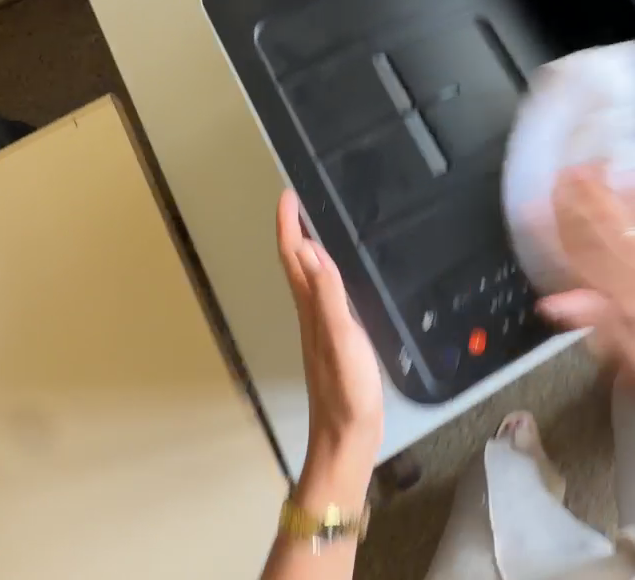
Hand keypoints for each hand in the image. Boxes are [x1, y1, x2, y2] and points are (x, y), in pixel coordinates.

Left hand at [275, 190, 382, 476]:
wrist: (347, 438)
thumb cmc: (346, 391)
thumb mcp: (341, 338)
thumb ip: (328, 296)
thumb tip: (309, 250)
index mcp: (310, 309)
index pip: (293, 258)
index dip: (288, 226)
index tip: (287, 195)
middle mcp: (311, 313)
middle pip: (296, 264)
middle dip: (294, 231)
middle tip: (300, 202)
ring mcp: (321, 327)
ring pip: (308, 278)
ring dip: (306, 251)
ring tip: (314, 227)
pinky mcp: (336, 339)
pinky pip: (324, 294)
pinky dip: (325, 273)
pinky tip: (335, 275)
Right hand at [536, 166, 634, 432]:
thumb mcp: (631, 363)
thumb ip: (595, 324)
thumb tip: (551, 302)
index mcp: (629, 299)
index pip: (583, 256)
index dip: (557, 231)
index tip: (535, 210)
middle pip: (611, 229)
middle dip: (584, 199)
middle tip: (564, 172)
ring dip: (618, 191)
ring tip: (600, 167)